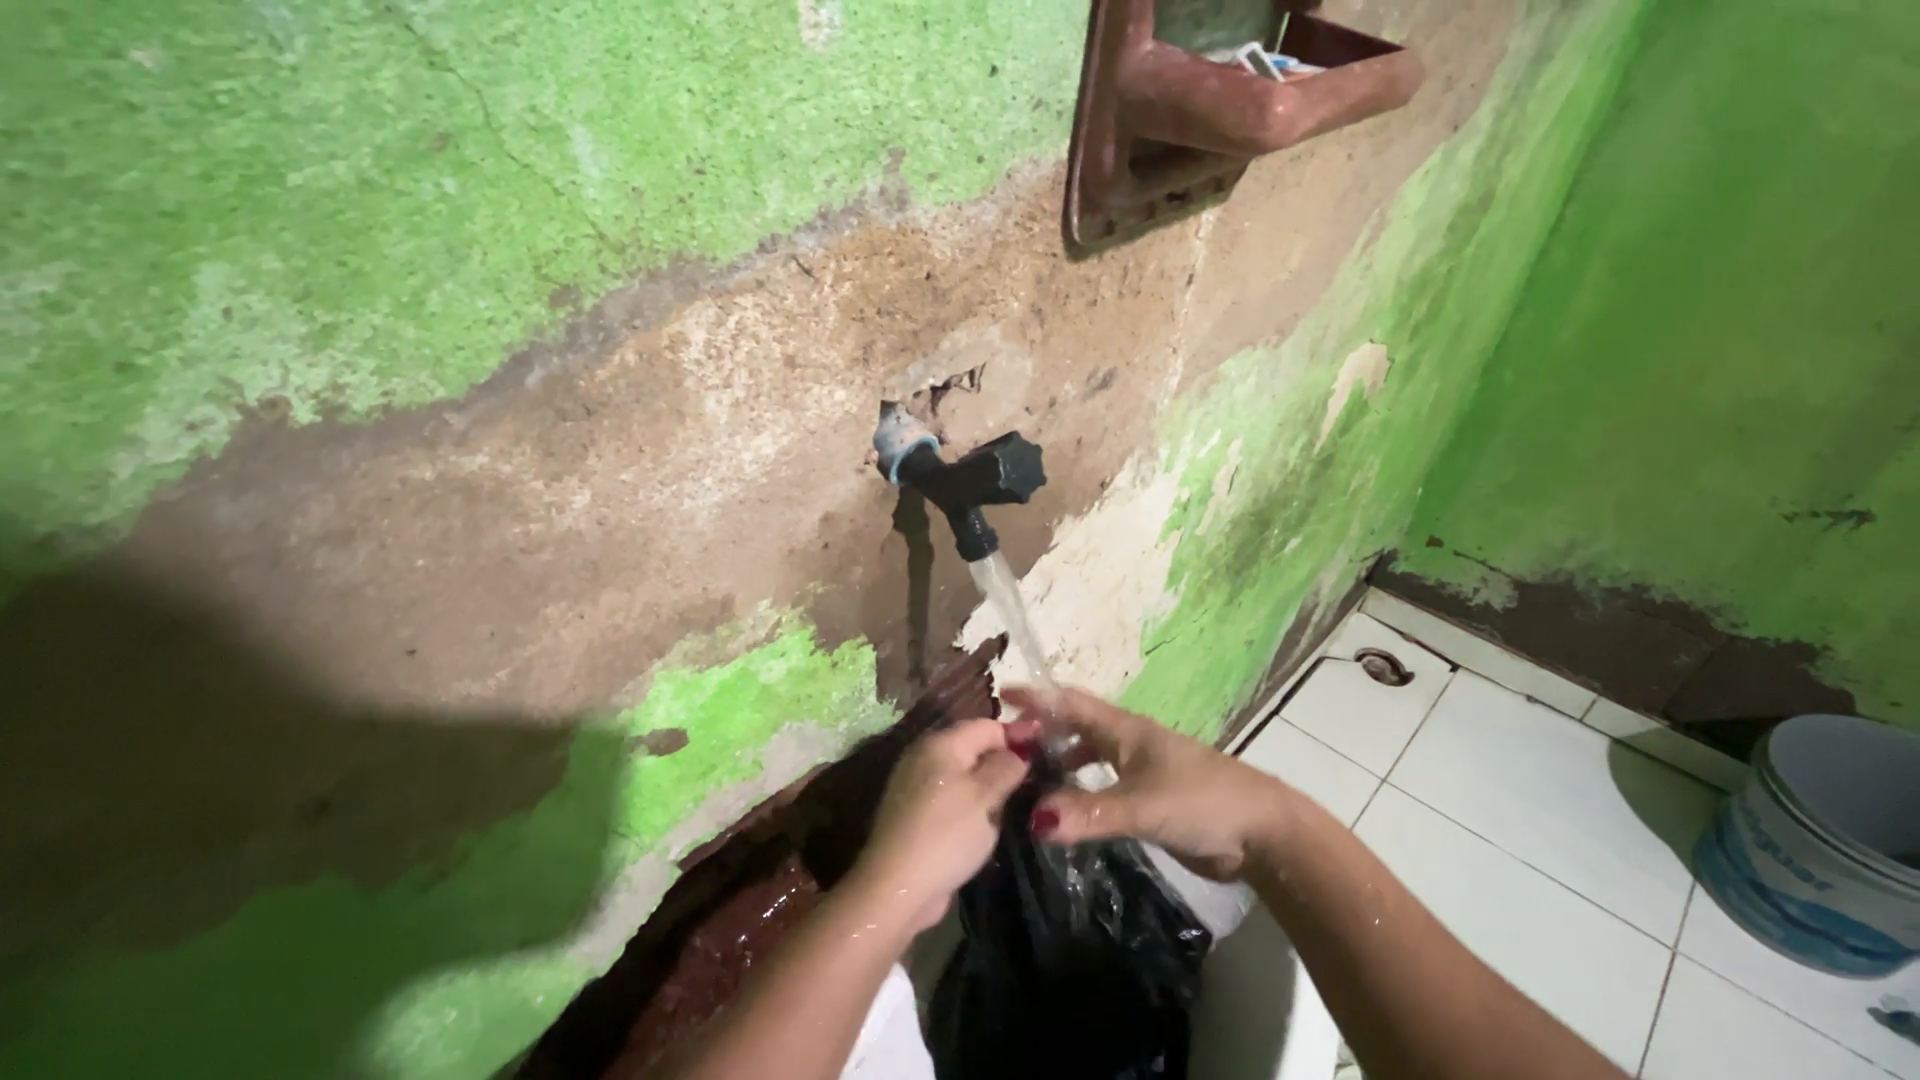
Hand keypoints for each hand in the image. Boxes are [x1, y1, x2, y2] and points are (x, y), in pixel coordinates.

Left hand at [851, 717, 1033, 930]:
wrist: (898, 887)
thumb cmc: (946, 834)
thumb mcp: (985, 796)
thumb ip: (1007, 767)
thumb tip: (1020, 752)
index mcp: (940, 743)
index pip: (987, 725)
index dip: (1018, 735)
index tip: (1047, 752)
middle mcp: (925, 757)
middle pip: (975, 749)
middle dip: (1006, 763)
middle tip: (1039, 782)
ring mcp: (918, 787)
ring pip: (967, 777)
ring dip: (992, 789)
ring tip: (1022, 804)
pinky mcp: (919, 816)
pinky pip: (956, 800)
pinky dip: (975, 807)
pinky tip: (992, 824)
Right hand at [1005, 686, 1295, 880]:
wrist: (1261, 832)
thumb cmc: (1202, 802)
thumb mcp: (1141, 807)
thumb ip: (1089, 813)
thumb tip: (1034, 820)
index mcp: (1127, 731)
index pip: (1073, 703)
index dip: (1039, 697)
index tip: (1002, 693)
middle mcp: (1131, 744)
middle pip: (1079, 726)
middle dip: (1043, 729)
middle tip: (1005, 744)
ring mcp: (1143, 770)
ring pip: (1091, 755)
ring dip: (1060, 760)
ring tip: (1027, 776)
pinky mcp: (1151, 799)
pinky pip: (1103, 785)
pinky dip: (1080, 789)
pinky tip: (1066, 809)